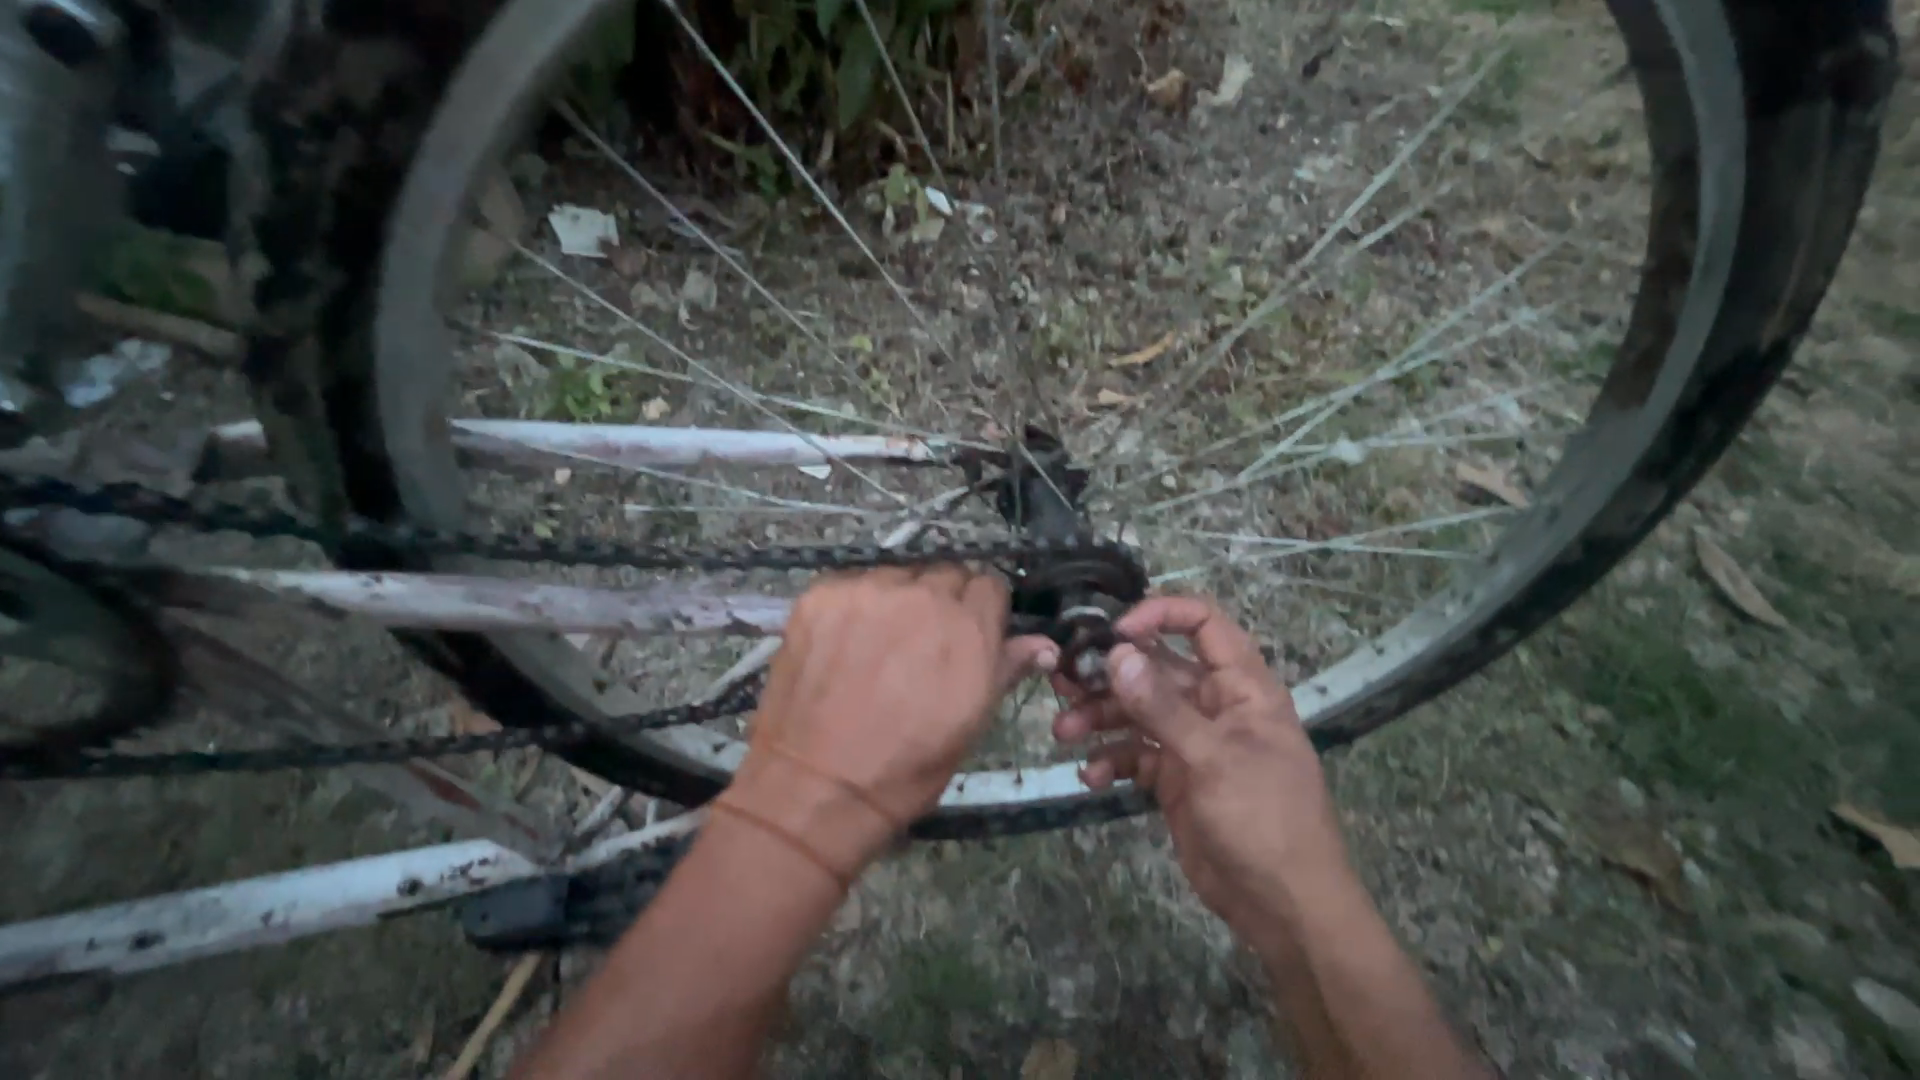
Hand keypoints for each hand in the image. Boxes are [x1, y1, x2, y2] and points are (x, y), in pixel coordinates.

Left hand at [730, 566, 1056, 866]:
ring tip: (878, 646)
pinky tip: (844, 643)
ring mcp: (867, 591)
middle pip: (944, 575)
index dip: (980, 611)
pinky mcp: (821, 594)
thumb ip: (1005, 668)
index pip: (989, 586)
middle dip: (940, 603)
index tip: (965, 637)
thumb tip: (1045, 644)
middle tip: (921, 646)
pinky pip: (852, 584)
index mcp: (968, 628)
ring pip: (897, 576)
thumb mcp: (970, 722)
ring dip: (897, 601)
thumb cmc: (906, 767)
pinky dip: (855, 606)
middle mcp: (922, 596)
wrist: (816, 786)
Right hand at [1051, 595, 1351, 939]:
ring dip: (1099, 718)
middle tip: (1063, 682)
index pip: (1204, 624)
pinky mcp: (1174, 778)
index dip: (1160, 616)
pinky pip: (1134, 755)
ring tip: (1063, 732)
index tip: (1115, 633)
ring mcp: (1192, 743)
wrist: (1283, 906)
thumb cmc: (1264, 818)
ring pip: (1137, 712)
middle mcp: (1214, 706)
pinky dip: (1110, 760)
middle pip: (1156, 669)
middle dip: (1110, 674)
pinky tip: (1090, 777)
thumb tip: (1117, 653)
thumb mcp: (1214, 758)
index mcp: (1241, 687)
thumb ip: (1162, 707)